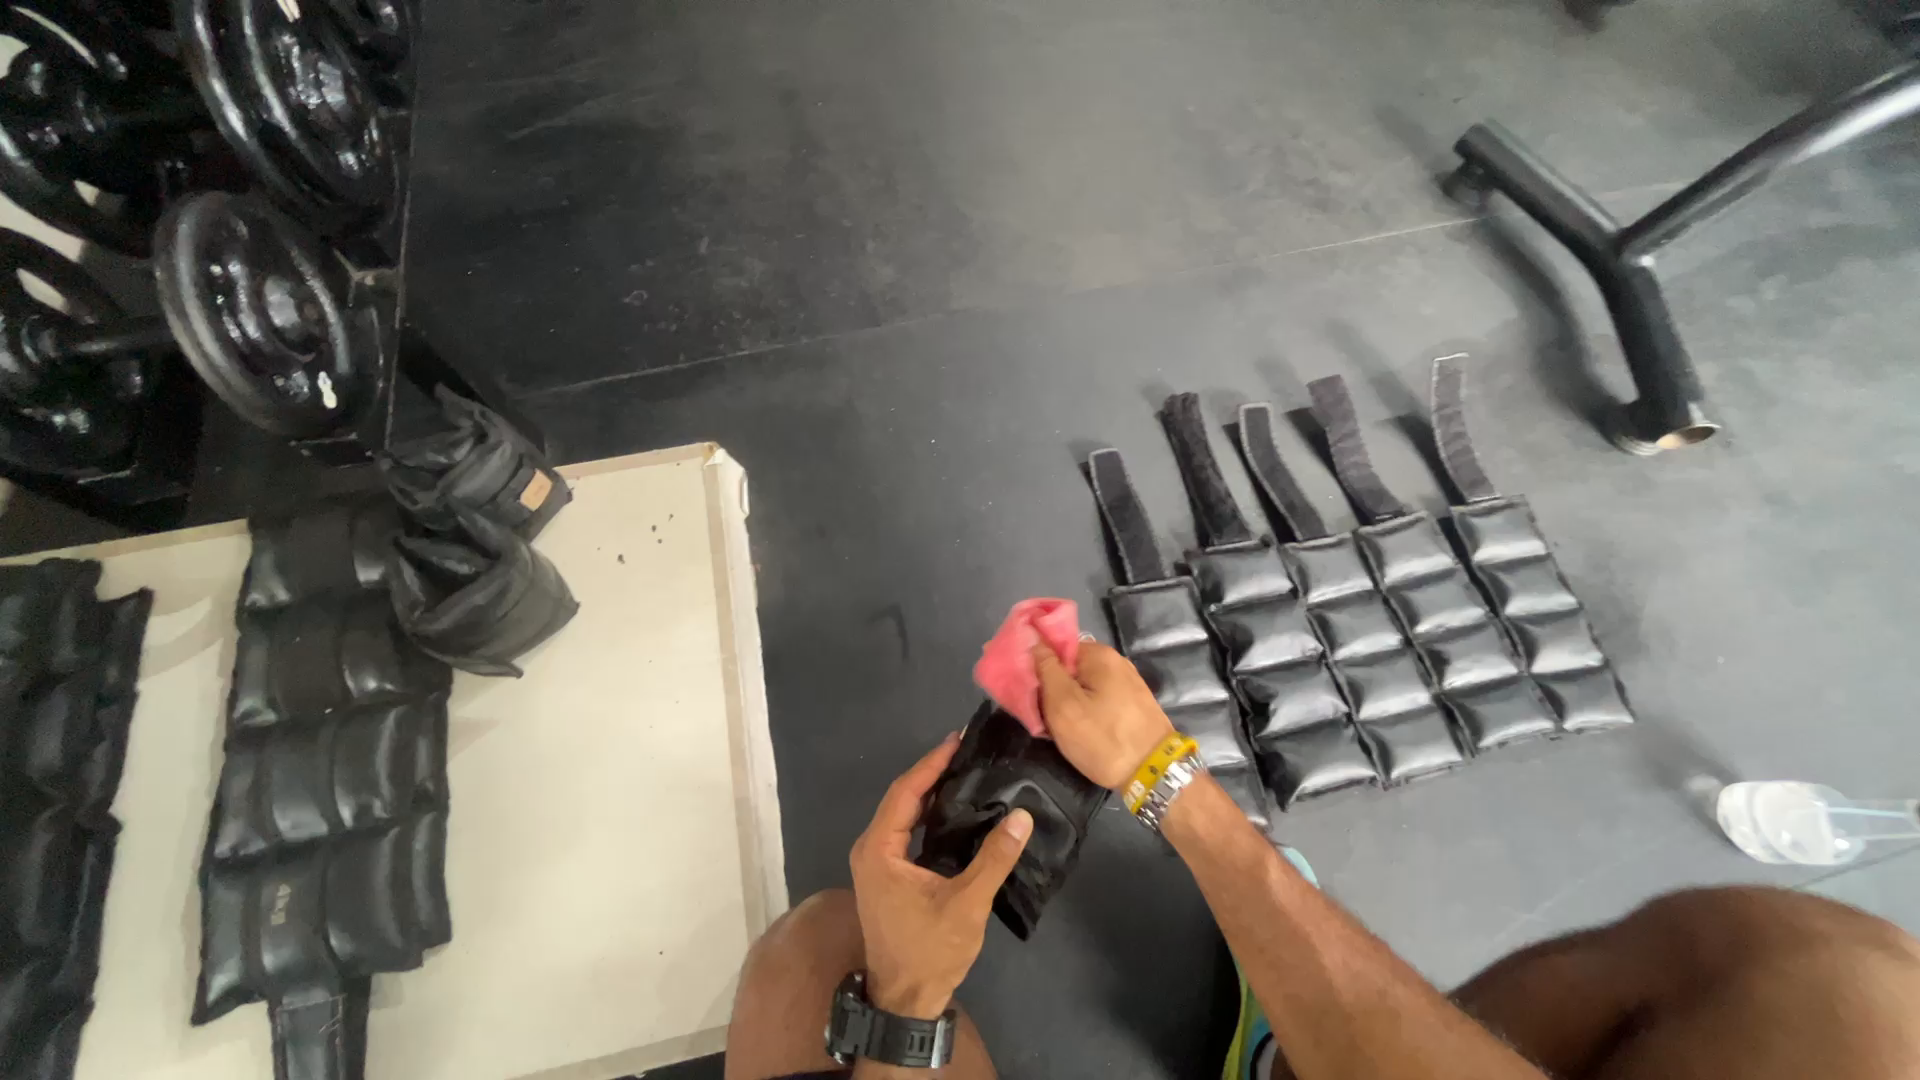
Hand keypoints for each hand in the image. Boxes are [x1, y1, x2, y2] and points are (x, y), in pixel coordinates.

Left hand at [849, 733, 1033, 1018]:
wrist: (904, 1000)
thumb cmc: (930, 951)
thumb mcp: (967, 904)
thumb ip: (994, 858)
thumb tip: (1021, 816)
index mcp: (879, 849)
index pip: (906, 792)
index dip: (931, 763)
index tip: (956, 740)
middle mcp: (870, 849)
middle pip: (902, 797)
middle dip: (932, 771)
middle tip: (965, 750)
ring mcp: (876, 862)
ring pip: (903, 813)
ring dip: (930, 791)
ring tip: (964, 770)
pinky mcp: (887, 873)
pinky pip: (906, 830)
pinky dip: (928, 814)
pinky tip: (955, 808)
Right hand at [1032, 640, 1176, 789]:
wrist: (1154, 774)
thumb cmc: (1102, 739)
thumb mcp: (1063, 705)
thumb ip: (1046, 669)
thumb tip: (1033, 639)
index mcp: (1099, 654)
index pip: (1056, 648)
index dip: (1038, 668)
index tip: (1030, 692)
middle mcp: (1116, 662)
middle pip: (1071, 668)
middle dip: (1054, 689)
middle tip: (1043, 716)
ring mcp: (1128, 684)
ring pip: (1084, 687)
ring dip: (1069, 704)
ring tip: (1060, 728)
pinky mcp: (1134, 705)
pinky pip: (1100, 700)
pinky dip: (1087, 713)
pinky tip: (1082, 733)